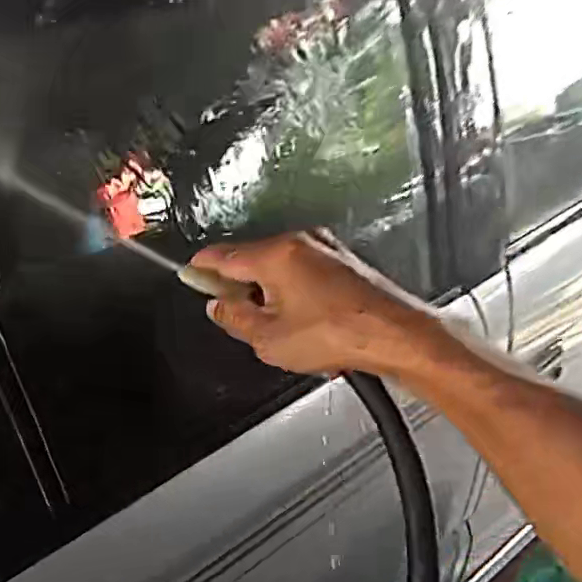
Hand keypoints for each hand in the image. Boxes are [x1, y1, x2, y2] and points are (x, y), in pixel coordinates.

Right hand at [188, 230, 448, 377]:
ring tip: (274, 331)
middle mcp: (300, 243)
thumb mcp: (267, 338)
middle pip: (250, 261)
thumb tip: (219, 307)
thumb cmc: (338, 335)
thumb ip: (234, 318)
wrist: (392, 335)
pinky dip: (288, 294)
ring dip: (265, 294)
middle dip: (237, 287)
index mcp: (276, 256)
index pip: (223, 256)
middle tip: (232, 317)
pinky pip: (299, 274)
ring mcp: (323, 249)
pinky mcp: (339, 263)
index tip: (189, 272)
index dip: (201, 268)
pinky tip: (297, 324)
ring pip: (276, 269)